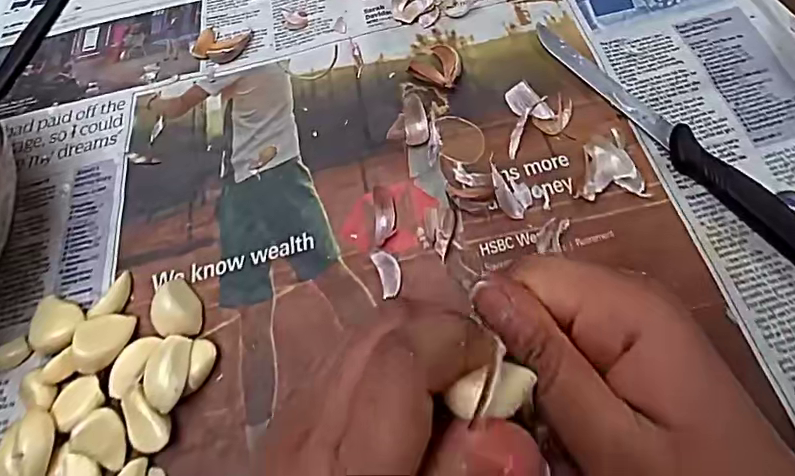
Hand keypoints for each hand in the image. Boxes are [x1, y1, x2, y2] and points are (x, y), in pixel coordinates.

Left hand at [262, 298, 545, 474]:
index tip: (499, 365)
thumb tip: (509, 433)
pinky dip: (378, 364)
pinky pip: (338, 365)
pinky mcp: (285, 424)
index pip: (400, 356)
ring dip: (408, 345)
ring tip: (449, 390)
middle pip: (376, 332)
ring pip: (356, 339)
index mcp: (348, 462)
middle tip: (481, 374)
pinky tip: (404, 407)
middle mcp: (310, 423)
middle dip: (436, 332)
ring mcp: (291, 418)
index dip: (457, 342)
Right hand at [472, 258, 794, 475]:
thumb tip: (484, 292)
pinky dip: (561, 383)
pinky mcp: (634, 345)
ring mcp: (632, 319)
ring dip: (538, 373)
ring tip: (558, 431)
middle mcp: (627, 294)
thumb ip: (549, 362)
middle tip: (530, 420)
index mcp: (626, 302)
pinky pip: (570, 344)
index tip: (498, 386)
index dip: (499, 327)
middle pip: (532, 297)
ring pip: (545, 323)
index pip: (522, 277)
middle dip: (520, 353)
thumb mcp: (616, 442)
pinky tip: (577, 425)